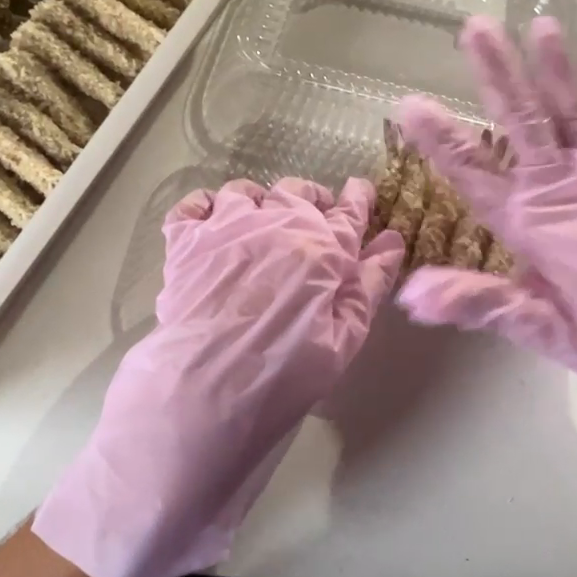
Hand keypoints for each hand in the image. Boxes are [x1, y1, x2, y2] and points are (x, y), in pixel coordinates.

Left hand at [33, 178, 404, 576]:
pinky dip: (203, 205)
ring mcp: (226, 226)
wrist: (207, 385)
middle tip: (314, 215)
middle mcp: (276, 222)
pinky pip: (193, 205)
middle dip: (311, 198)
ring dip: (259, 200)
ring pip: (246, 192)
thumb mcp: (345, 338)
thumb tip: (391, 244)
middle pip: (298, 192)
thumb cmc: (286, 372)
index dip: (359, 199)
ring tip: (260, 218)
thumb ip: (369, 286)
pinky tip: (209, 220)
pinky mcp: (185, 241)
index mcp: (323, 247)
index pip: (350, 212)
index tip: (362, 191)